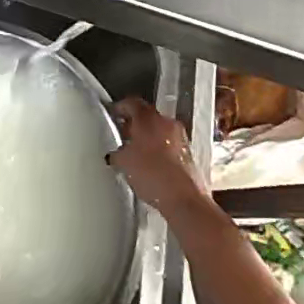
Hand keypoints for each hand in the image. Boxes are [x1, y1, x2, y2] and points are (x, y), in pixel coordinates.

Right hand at [107, 96, 206, 218]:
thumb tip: (118, 155)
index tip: (114, 112)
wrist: (183, 200)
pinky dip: (160, 152)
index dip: (120, 107)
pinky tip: (150, 168)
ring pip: (160, 132)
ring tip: (135, 154)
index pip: (132, 103)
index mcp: (149, 118)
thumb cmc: (154, 175)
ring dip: (148, 139)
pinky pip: (170, 147)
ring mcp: (181, 139)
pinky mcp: (189, 156)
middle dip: (134, 125)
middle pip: (147, 117)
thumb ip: (118, 153)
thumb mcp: (123, 162)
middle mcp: (167, 124)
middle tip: (122, 134)